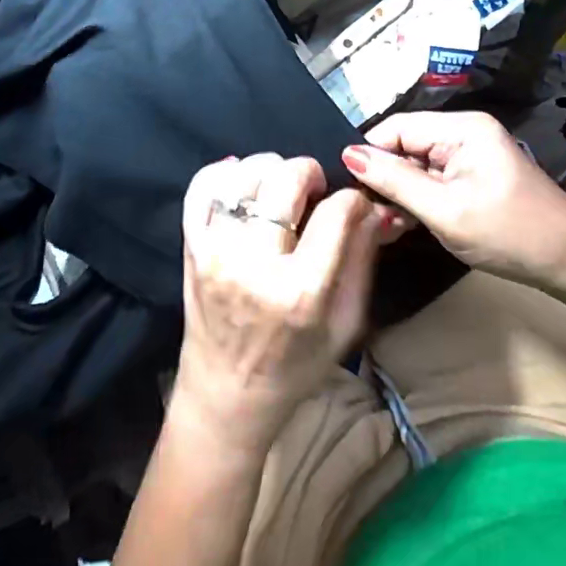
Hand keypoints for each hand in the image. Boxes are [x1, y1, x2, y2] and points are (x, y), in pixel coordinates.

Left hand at [172, 154, 385, 453]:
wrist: (226, 394)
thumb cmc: (295, 365)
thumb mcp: (346, 324)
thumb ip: (362, 259)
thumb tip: (374, 206)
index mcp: (301, 291)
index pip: (335, 212)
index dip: (352, 198)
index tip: (353, 204)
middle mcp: (254, 265)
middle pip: (285, 180)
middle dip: (309, 173)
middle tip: (313, 193)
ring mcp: (215, 252)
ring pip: (243, 175)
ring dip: (269, 171)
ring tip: (279, 192)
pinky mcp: (191, 248)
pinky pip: (201, 188)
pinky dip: (223, 173)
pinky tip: (243, 185)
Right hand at [341, 111, 565, 288]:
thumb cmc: (510, 233)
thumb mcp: (445, 210)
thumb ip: (395, 181)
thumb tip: (348, 155)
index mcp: (461, 128)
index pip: (395, 128)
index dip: (369, 155)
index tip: (350, 190)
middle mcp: (464, 133)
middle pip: (404, 146)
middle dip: (385, 179)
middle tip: (370, 216)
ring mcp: (470, 155)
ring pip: (415, 166)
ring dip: (400, 194)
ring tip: (388, 225)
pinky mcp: (473, 176)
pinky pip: (433, 180)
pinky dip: (418, 201)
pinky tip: (407, 224)